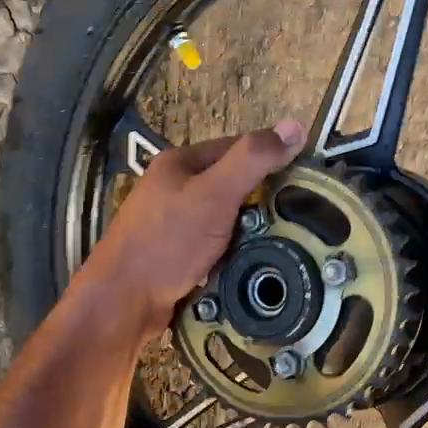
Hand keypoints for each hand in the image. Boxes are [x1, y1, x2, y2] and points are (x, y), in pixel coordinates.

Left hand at [77, 120, 307, 337]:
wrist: (124, 301)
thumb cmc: (167, 242)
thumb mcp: (215, 194)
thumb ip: (252, 160)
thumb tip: (294, 126)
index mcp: (179, 164)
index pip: (235, 148)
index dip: (269, 160)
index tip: (303, 180)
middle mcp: (172, 190)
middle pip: (230, 187)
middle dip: (261, 204)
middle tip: (295, 221)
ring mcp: (171, 226)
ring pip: (224, 222)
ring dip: (248, 235)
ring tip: (280, 247)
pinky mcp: (174, 258)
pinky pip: (214, 251)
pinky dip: (231, 258)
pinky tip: (250, 268)